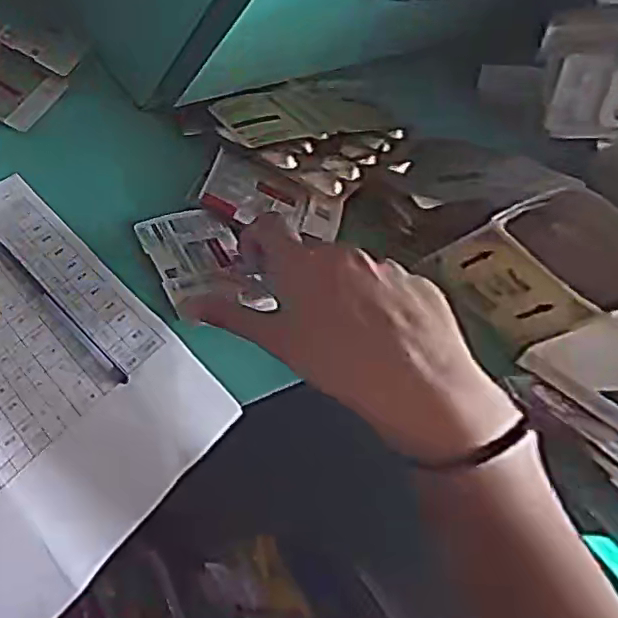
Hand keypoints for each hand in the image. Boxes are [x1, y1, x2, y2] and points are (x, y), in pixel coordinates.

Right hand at [184, 219, 517, 464]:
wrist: (425, 392)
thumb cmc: (341, 365)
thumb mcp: (276, 342)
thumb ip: (230, 315)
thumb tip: (192, 303)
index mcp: (300, 262)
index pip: (267, 225)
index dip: (255, 239)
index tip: (256, 264)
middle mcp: (341, 254)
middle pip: (308, 250)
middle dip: (297, 271)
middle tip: (297, 308)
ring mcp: (384, 265)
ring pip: (349, 266)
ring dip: (338, 284)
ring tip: (343, 327)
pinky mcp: (419, 283)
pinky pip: (387, 280)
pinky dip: (377, 297)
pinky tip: (381, 332)